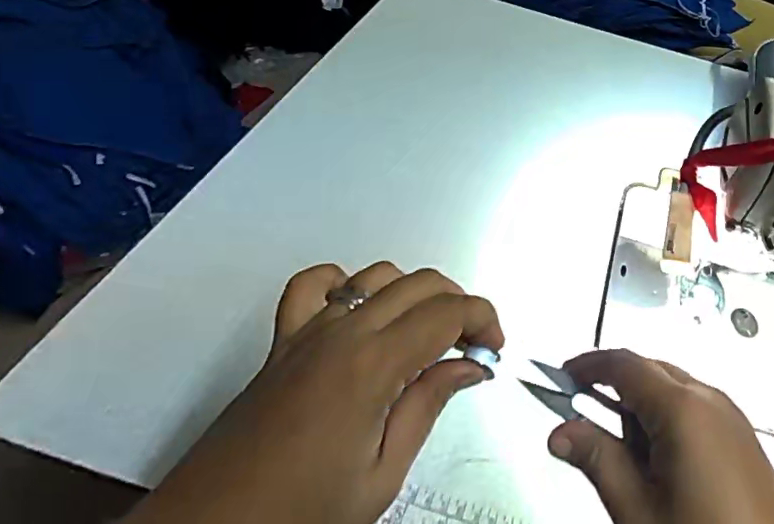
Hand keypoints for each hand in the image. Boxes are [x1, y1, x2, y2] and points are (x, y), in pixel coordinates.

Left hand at [126, 263, 502, 523]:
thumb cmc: (293, 517)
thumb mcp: (379, 477)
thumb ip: (428, 406)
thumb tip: (469, 366)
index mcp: (372, 365)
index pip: (449, 311)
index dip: (483, 320)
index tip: (493, 349)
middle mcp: (343, 334)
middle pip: (423, 284)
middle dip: (460, 304)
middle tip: (469, 345)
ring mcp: (307, 332)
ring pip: (380, 274)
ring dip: (414, 292)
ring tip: (423, 330)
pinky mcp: (281, 343)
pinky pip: (312, 284)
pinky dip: (344, 281)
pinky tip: (358, 307)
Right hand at [547, 349, 773, 523]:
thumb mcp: (638, 509)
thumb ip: (600, 461)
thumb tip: (564, 432)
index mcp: (683, 408)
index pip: (627, 365)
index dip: (591, 365)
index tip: (564, 373)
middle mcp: (711, 399)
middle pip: (651, 372)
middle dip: (613, 388)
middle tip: (579, 416)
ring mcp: (729, 414)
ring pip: (673, 390)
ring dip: (641, 409)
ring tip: (622, 462)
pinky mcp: (739, 434)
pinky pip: (695, 408)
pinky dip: (667, 421)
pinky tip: (656, 465)